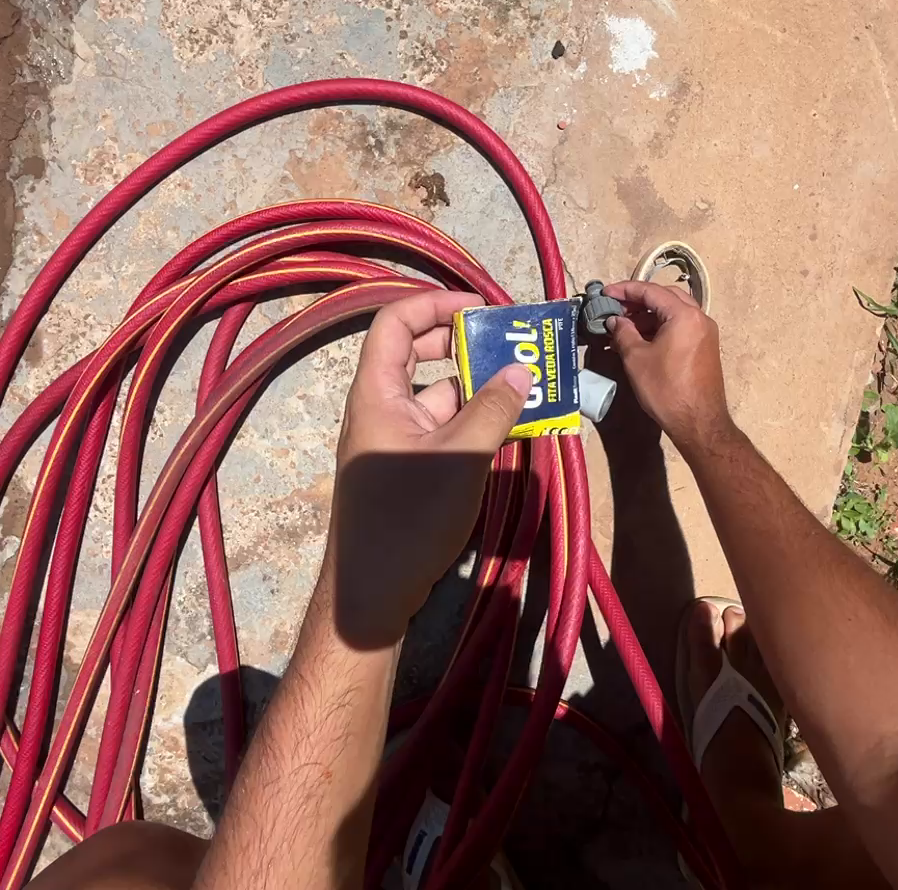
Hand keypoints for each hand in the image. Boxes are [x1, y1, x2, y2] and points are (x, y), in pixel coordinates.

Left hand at [325, 290, 532, 646]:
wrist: (373, 593)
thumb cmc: (410, 517)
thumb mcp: (461, 457)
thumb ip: (494, 409)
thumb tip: (522, 371)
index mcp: (378, 392)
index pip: (396, 322)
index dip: (436, 304)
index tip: (482, 310)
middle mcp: (381, 407)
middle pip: (416, 353)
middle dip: (462, 343)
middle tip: (507, 344)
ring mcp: (394, 438)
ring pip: (436, 394)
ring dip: (476, 387)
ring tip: (524, 386)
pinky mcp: (408, 465)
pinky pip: (442, 427)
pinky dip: (472, 421)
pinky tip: (508, 428)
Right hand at [603, 281, 736, 453]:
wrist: (698, 421)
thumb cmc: (665, 388)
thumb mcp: (636, 358)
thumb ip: (623, 332)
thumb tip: (615, 320)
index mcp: (684, 315)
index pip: (651, 291)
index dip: (625, 290)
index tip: (606, 293)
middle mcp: (699, 318)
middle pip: (666, 296)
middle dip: (639, 300)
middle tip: (616, 307)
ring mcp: (705, 332)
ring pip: (674, 311)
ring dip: (649, 314)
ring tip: (625, 325)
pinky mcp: (705, 346)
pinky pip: (681, 326)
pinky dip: (661, 326)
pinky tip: (642, 339)